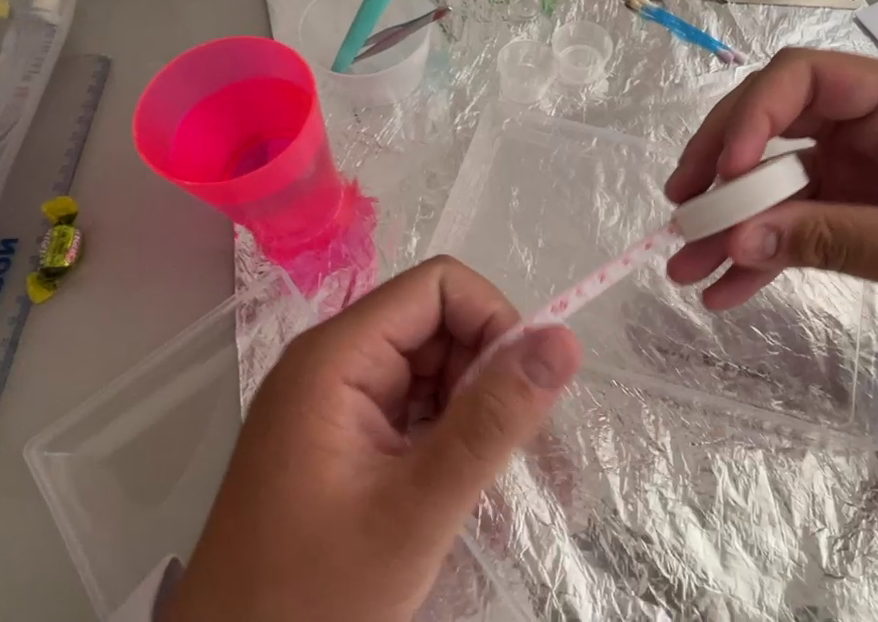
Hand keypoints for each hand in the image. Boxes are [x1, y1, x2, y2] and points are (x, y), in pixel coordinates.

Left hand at [164, 257, 581, 620]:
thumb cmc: (313, 596)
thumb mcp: (417, 509)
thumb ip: (492, 421)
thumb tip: (564, 340)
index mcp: (336, 356)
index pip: (439, 286)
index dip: (492, 322)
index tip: (521, 393)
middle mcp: (334, 363)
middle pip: (439, 325)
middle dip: (487, 376)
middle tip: (508, 453)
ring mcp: (336, 402)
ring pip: (433, 370)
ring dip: (474, 413)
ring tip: (488, 481)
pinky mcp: (343, 439)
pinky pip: (414, 410)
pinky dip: (449, 439)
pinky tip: (459, 490)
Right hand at [664, 48, 877, 344]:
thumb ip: (831, 238)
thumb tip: (735, 239)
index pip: (804, 77)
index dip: (753, 116)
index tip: (723, 173)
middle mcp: (872, 124)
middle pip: (775, 122)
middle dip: (723, 166)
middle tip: (681, 208)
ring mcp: (860, 168)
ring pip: (776, 180)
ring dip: (731, 220)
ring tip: (686, 266)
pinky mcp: (856, 209)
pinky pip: (795, 221)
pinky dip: (763, 252)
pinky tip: (728, 289)